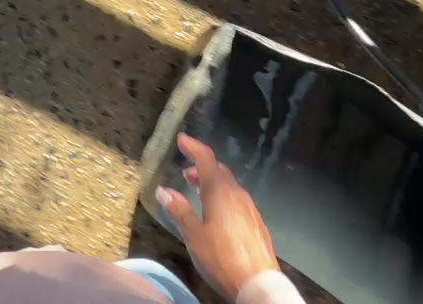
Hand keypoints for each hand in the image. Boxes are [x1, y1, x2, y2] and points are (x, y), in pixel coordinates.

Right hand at [156, 134, 277, 298]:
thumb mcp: (194, 235)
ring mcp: (249, 207)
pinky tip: (217, 214)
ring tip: (198, 192)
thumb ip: (179, 211)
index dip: (193, 146)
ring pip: (228, 185)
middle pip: (218, 170)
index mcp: (220, 190)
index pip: (206, 158)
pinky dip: (223, 197)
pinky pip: (237, 199)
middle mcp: (236, 193)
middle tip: (186, 173)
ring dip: (212, 183)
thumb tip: (163, 190)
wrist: (259, 284)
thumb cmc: (221, 257)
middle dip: (201, 167)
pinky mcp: (256, 222)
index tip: (181, 139)